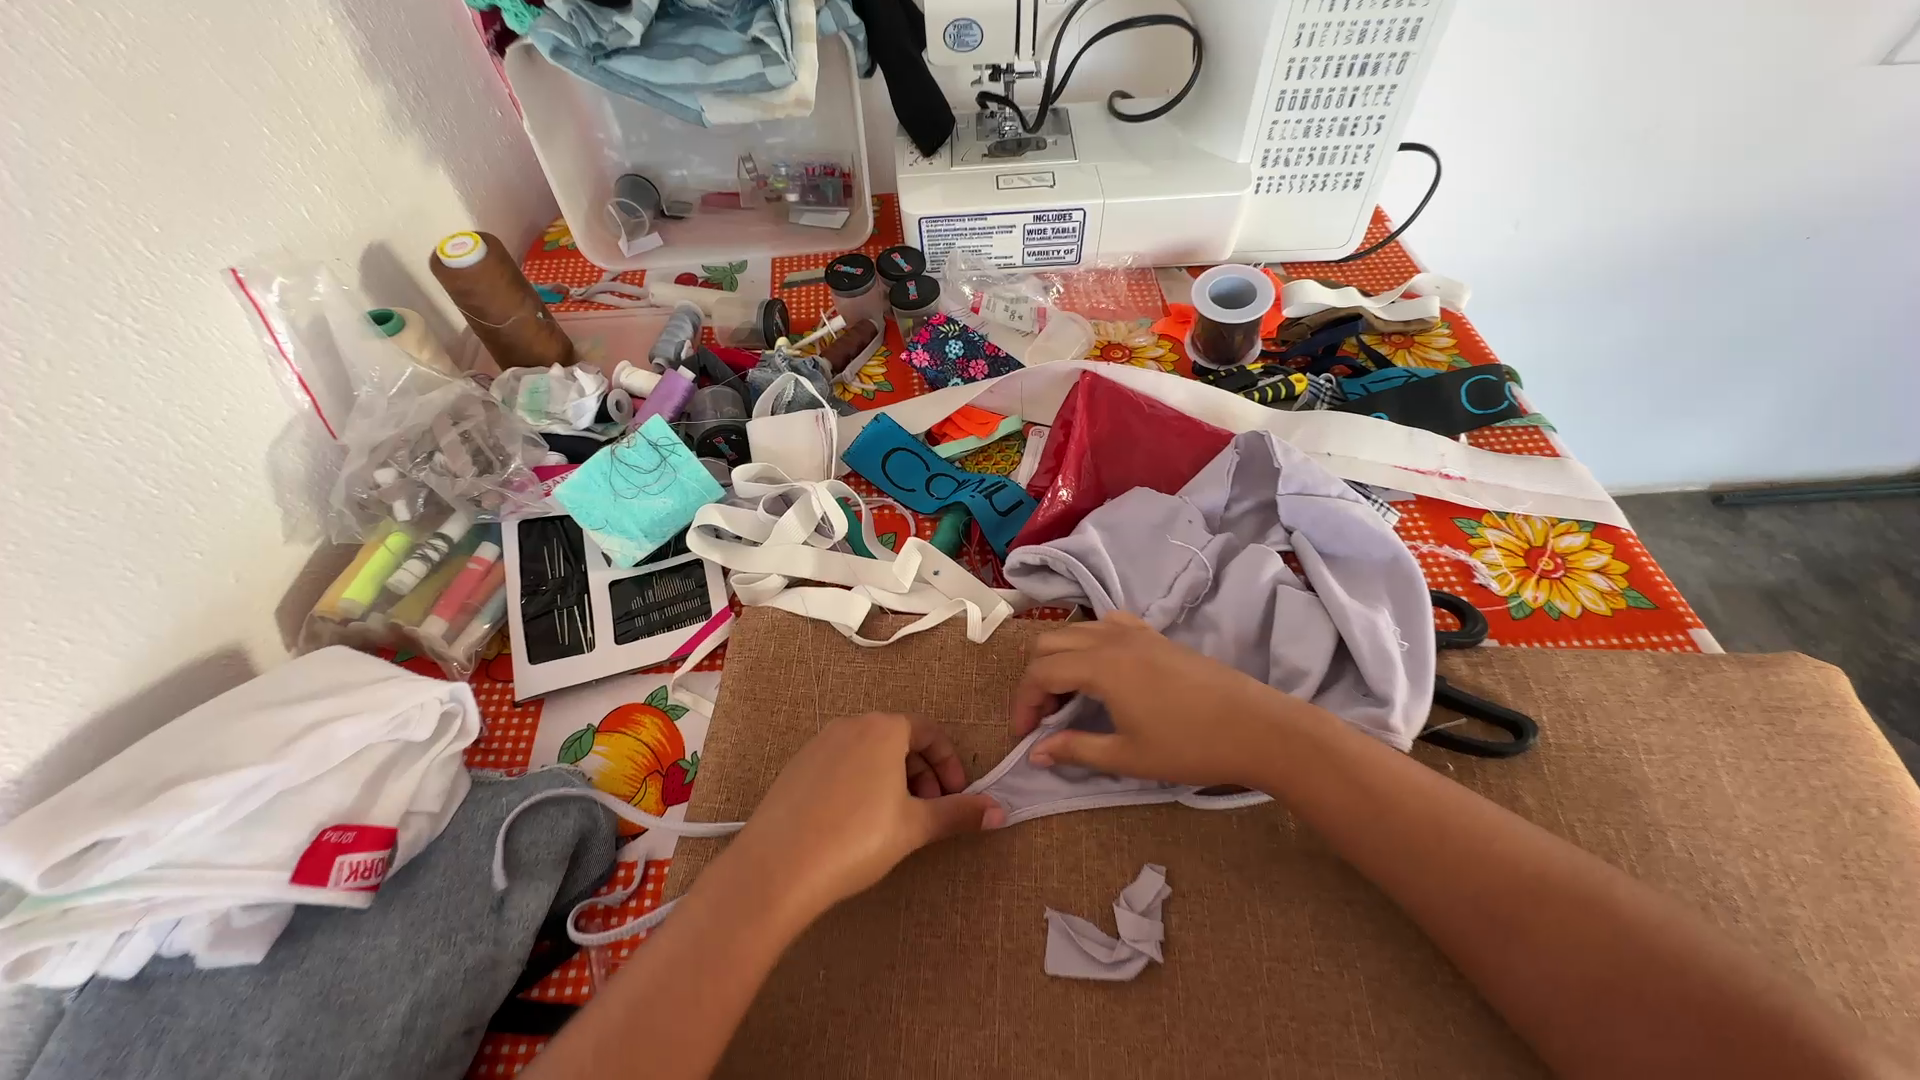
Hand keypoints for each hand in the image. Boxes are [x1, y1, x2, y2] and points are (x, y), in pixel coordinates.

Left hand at [716, 713, 1003, 926]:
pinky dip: (861, 784)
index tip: (957, 796)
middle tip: (930, 811)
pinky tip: (856, 824)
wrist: (778, 866)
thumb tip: (1000, 811)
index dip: (950, 764)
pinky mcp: (796, 767)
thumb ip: (959, 814)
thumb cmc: (856, 839)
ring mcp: (819, 744)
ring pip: (870, 753)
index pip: (929, 732)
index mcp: (884, 729)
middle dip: (923, 773)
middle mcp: (851, 726)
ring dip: (893, 779)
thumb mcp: (915, 827)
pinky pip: (842, 765)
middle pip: (899, 740)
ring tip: (896, 820)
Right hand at [1013, 612, 1317, 788]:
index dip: (1023, 703)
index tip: (1024, 736)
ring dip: (1060, 660)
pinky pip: (1108, 624)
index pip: (1040, 672)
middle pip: (1050, 643)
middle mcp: (1112, 638)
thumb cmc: (1190, 747)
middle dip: (1036, 679)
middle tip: (1044, 718)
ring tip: (1069, 699)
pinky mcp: (1156, 636)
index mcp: (1101, 666)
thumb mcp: (1127, 757)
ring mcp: (1137, 632)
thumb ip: (1076, 750)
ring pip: (1076, 630)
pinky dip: (1090, 642)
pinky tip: (1102, 672)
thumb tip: (1035, 754)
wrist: (1257, 728)